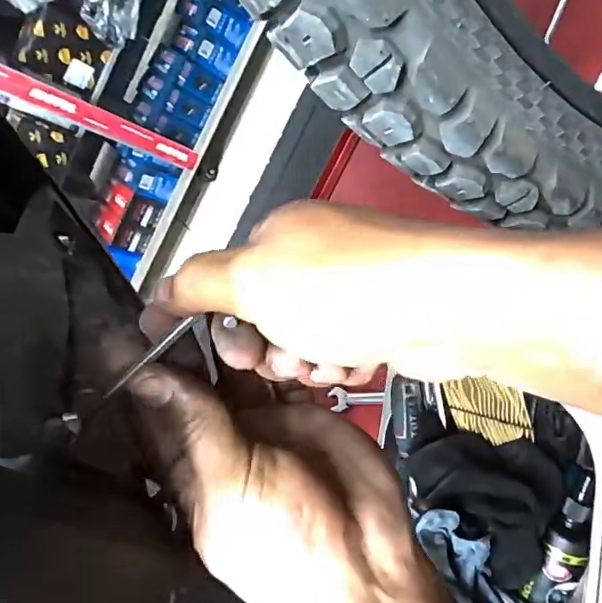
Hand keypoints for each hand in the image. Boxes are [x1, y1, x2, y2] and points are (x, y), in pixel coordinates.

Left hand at [128, 320, 563, 602]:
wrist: (367, 559)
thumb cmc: (281, 542)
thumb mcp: (228, 487)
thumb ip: (196, 426)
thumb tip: (148, 375)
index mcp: (188, 465)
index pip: (156, 409)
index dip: (139, 369)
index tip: (123, 321)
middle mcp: (221, 437)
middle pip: (198, 380)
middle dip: (188, 343)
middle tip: (180, 296)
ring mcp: (265, 420)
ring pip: (241, 370)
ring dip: (233, 340)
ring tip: (223, 303)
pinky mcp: (305, 407)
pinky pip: (284, 369)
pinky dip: (276, 348)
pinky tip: (269, 320)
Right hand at [156, 202, 495, 385]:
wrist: (443, 306)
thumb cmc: (351, 287)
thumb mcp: (255, 280)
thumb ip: (198, 282)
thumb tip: (158, 289)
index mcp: (279, 235)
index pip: (224, 281)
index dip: (216, 322)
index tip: (218, 354)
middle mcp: (316, 256)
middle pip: (263, 317)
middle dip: (266, 349)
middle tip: (282, 357)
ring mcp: (353, 289)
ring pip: (302, 342)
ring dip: (306, 362)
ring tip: (326, 363)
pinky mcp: (383, 319)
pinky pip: (343, 352)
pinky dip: (343, 365)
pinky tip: (355, 367)